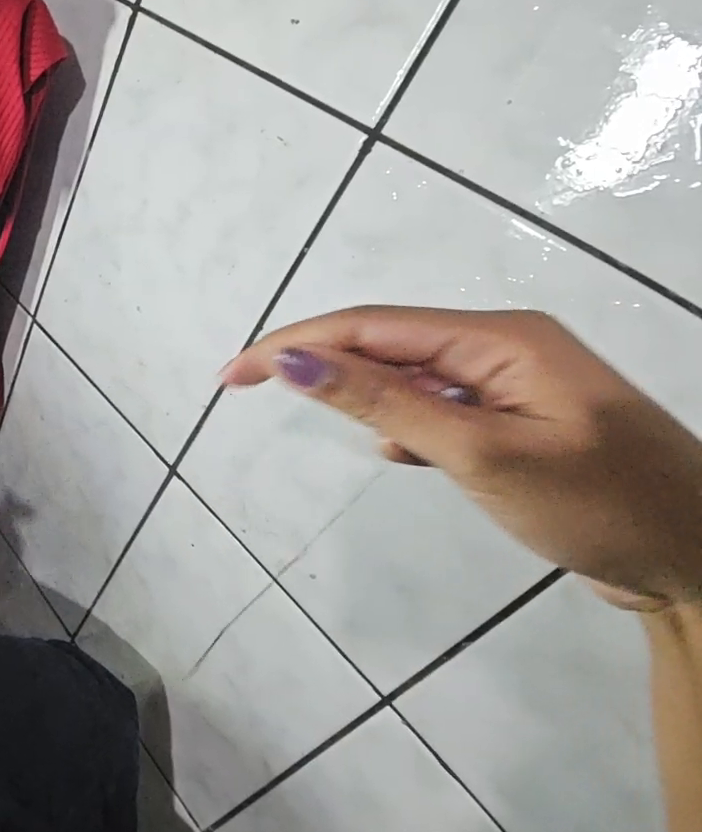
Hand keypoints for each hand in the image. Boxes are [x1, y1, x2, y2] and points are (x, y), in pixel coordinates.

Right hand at [221, 307, 701, 610]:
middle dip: (315, 364)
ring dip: (365, 397)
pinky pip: (429, 402)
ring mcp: (508, 379)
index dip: (290, 344)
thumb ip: (380, 401)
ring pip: (401, 374)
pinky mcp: (510, 414)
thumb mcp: (480, 453)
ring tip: (364, 437)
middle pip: (379, 343)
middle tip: (247, 389)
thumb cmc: (602, 505)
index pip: (365, 326)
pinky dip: (402, 423)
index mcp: (499, 338)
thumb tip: (291, 360)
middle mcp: (499, 344)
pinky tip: (408, 454)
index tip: (230, 376)